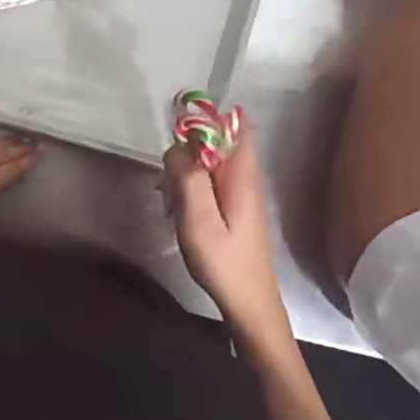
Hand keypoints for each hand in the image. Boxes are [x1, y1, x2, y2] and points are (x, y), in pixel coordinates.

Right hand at [162, 116, 283, 332]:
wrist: (248, 300)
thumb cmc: (223, 262)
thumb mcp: (199, 222)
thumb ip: (190, 181)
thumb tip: (179, 146)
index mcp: (242, 176)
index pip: (236, 126)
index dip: (208, 118)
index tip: (178, 131)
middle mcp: (246, 177)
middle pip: (216, 142)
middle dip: (187, 152)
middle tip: (170, 185)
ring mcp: (241, 192)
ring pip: (209, 162)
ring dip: (185, 172)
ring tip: (173, 202)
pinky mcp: (234, 206)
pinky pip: (208, 181)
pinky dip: (190, 187)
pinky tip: (180, 210)